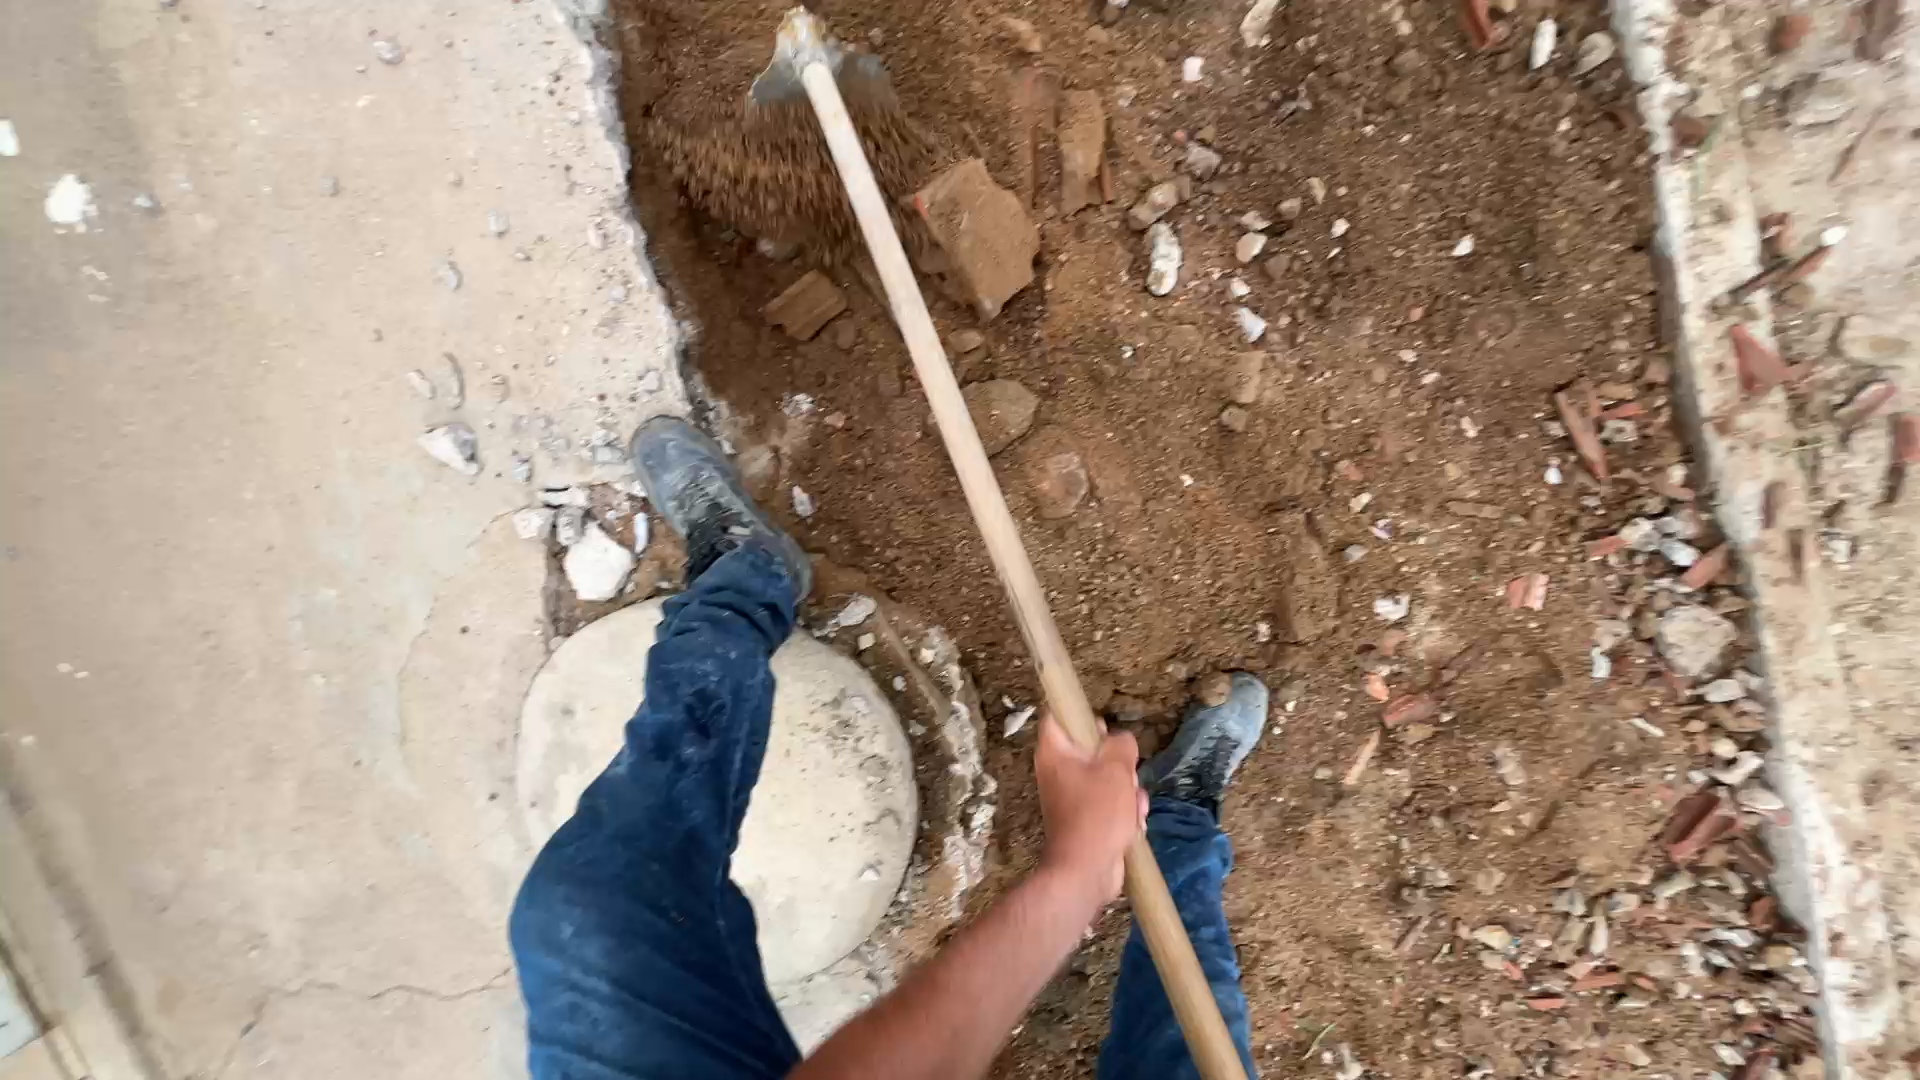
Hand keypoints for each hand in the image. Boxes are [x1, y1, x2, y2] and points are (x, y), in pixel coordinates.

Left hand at [1033, 711, 1147, 905]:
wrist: (1087, 871)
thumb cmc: (1097, 813)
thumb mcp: (1116, 770)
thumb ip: (1121, 745)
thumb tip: (1121, 740)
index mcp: (1054, 752)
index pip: (1057, 716)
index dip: (1079, 714)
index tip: (1102, 725)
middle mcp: (1057, 770)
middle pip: (1091, 749)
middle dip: (1118, 762)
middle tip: (1126, 773)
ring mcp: (1070, 795)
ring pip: (1106, 777)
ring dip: (1127, 790)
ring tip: (1133, 804)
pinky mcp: (1085, 817)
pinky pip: (1108, 802)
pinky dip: (1123, 811)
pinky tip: (1133, 823)